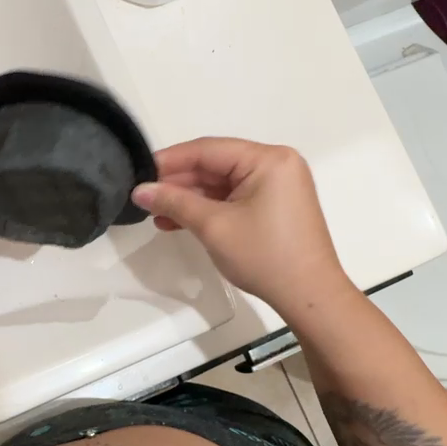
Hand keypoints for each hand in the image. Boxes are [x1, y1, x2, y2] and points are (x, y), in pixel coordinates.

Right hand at [130, 138, 349, 308]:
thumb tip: (140, 191)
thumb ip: (174, 203)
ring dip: (189, 198)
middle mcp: (276, 165)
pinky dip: (207, 209)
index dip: (171, 160)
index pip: (209, 150)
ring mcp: (276, 186)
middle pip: (215, 165)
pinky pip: (233, 199)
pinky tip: (177, 221)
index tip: (139, 172)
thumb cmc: (264, 256)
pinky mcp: (273, 207)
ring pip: (221, 184)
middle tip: (144, 196)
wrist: (308, 295)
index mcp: (268, 159)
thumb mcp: (213, 226)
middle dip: (178, 182)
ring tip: (155, 212)